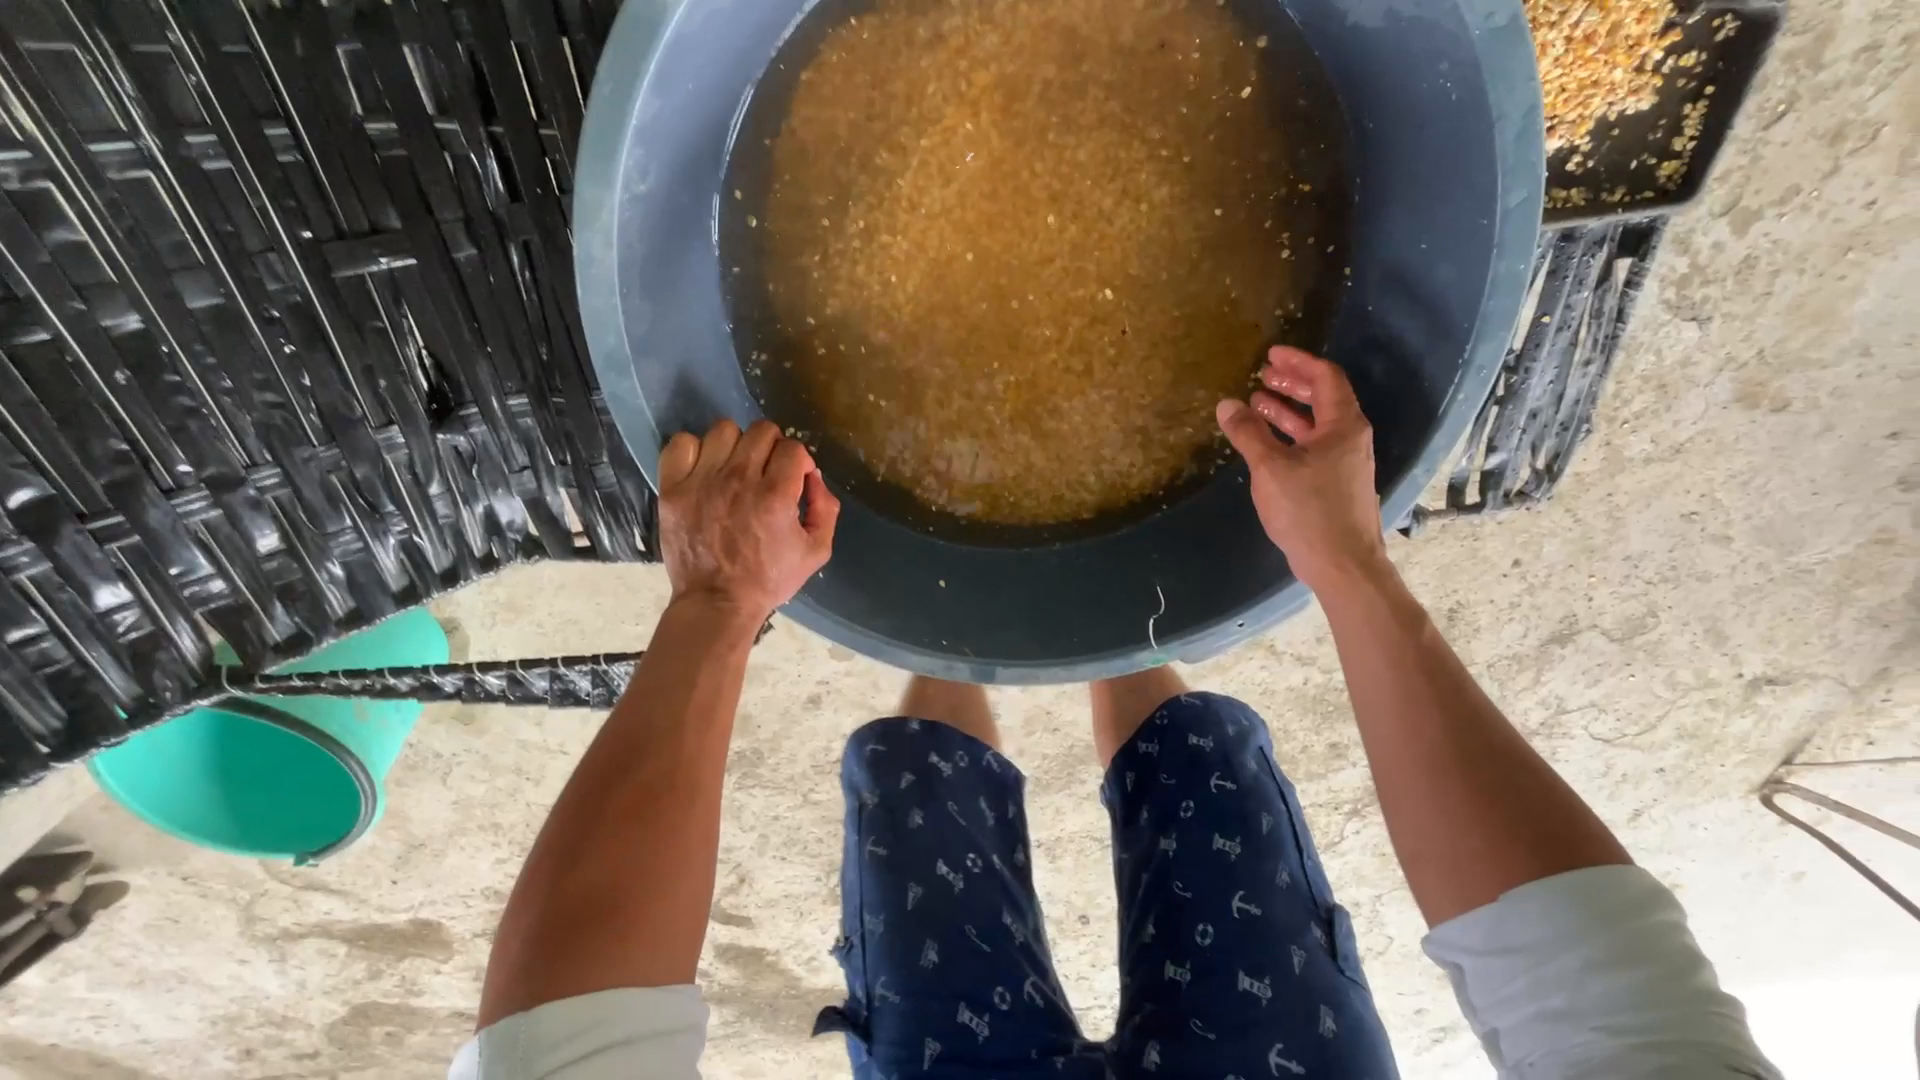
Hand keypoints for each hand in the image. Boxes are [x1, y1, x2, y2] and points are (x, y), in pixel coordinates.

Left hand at [657, 419, 840, 621]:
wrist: (718, 602)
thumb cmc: (769, 579)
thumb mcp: (816, 551)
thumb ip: (825, 508)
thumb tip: (814, 476)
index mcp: (776, 495)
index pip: (793, 448)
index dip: (799, 461)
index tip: (795, 478)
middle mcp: (739, 480)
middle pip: (761, 431)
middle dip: (773, 447)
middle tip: (767, 471)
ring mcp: (702, 482)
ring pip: (724, 431)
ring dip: (736, 445)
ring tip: (735, 468)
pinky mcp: (674, 489)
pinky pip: (682, 444)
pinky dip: (695, 450)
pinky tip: (705, 469)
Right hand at [1215, 346, 1387, 591]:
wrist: (1342, 563)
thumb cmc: (1309, 510)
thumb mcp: (1271, 468)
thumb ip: (1248, 433)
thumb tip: (1227, 404)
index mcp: (1343, 425)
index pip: (1325, 377)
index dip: (1298, 363)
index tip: (1271, 354)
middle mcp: (1349, 438)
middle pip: (1323, 398)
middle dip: (1291, 384)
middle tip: (1262, 375)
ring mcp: (1344, 461)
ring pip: (1315, 424)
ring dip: (1287, 411)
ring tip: (1256, 404)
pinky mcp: (1334, 483)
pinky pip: (1311, 446)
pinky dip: (1289, 436)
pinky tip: (1265, 442)